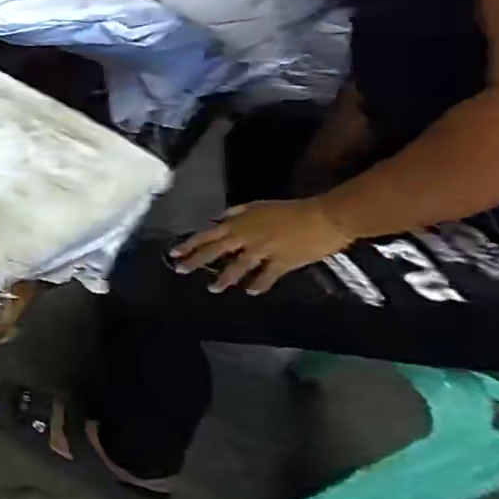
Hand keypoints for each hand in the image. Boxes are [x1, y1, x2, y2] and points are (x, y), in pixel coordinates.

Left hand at [170, 199, 354, 295]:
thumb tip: (219, 219)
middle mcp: (246, 237)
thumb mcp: (258, 205)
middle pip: (215, 251)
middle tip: (180, 270)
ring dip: (224, 278)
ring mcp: (263, 251)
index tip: (173, 252)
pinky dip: (258, 285)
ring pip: (237, 267)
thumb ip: (237, 212)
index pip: (207, 234)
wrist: (324, 216)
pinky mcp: (282, 263)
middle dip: (195, 261)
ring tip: (213, 288)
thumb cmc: (290, 209)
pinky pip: (266, 277)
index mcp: (239, 223)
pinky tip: (251, 292)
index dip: (189, 244)